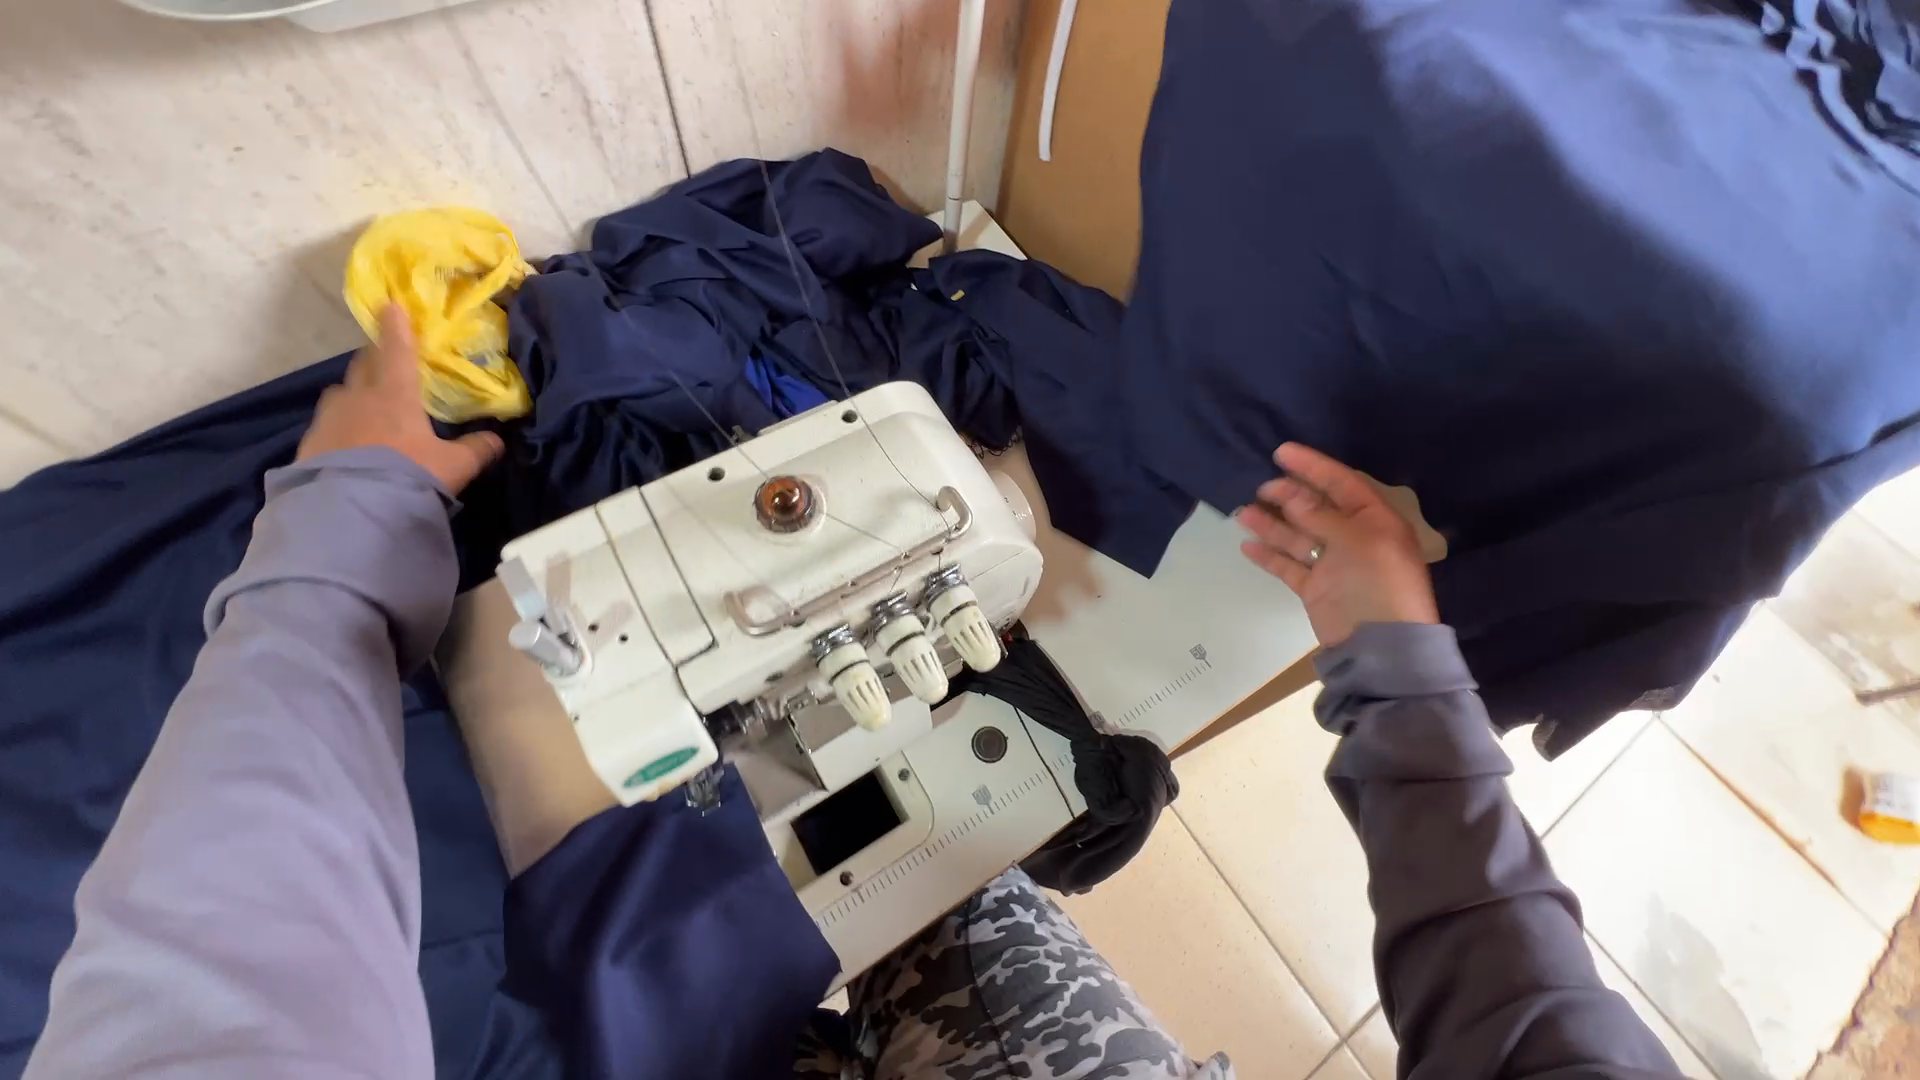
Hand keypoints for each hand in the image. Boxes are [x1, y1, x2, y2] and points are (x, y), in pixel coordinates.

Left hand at [298, 306, 504, 494]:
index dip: (397, 329)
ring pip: (342, 393)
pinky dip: (342, 423)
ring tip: (368, 404)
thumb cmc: (409, 476)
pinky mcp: (311, 443)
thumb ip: (477, 450)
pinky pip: (329, 422)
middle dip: (375, 358)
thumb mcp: (455, 466)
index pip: (397, 353)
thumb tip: (496, 440)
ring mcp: (329, 419)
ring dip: (356, 392)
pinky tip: (351, 439)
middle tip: (386, 359)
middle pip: (363, 366)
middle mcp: (358, 399)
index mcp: (395, 396)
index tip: (391, 305)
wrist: (351, 509)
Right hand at [1236, 443, 1438, 646]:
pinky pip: (1289, 565)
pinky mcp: (1315, 587)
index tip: (1281, 452)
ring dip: (1271, 524)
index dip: (1312, 466)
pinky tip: (1247, 545)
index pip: (1341, 483)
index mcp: (1375, 520)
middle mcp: (1354, 537)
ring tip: (1242, 513)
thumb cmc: (1378, 585)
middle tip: (1260, 488)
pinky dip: (1269, 555)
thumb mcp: (1356, 542)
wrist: (1381, 647)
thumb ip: (1321, 516)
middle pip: (1316, 508)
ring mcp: (1333, 564)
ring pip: (1297, 536)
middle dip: (1288, 495)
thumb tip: (1291, 494)